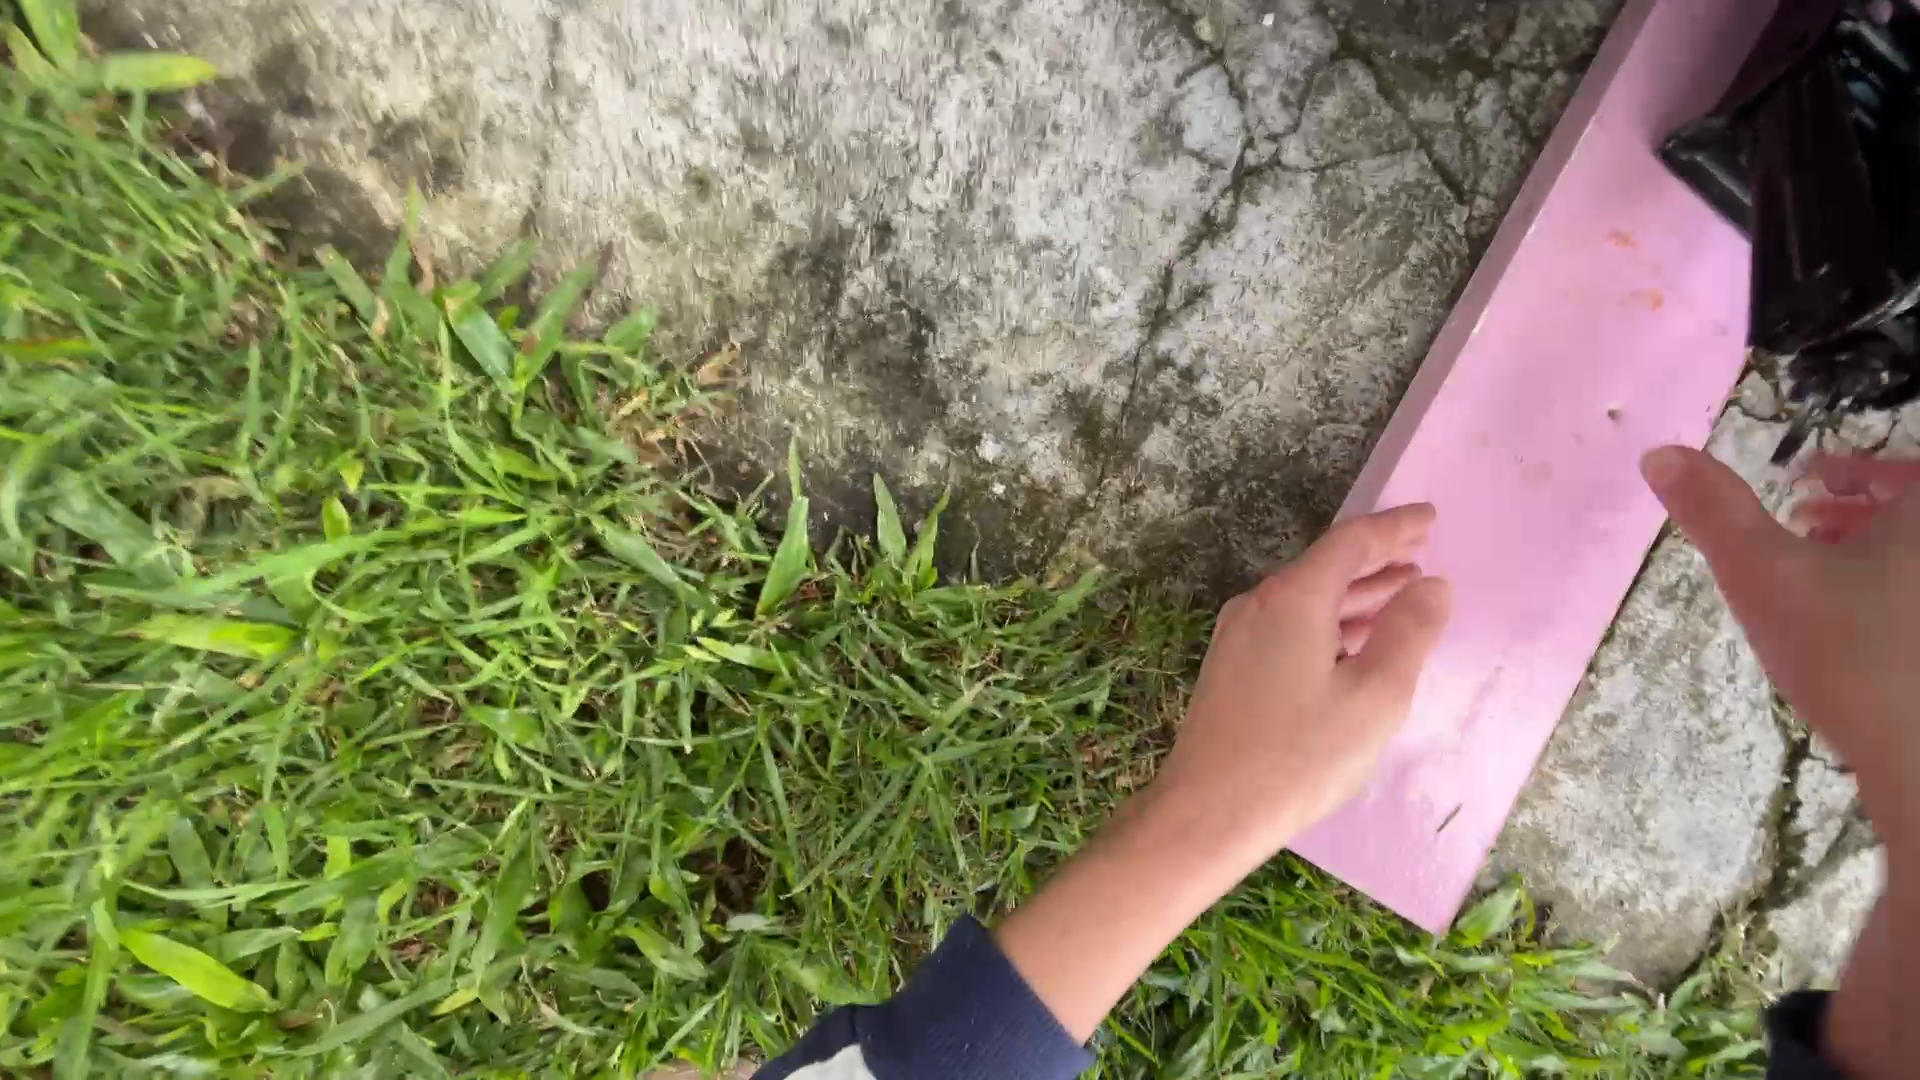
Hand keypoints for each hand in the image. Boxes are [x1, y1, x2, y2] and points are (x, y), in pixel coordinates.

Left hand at [991, 506, 1450, 1042]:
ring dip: (1355, 592)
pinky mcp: (1231, 663)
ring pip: (1306, 598)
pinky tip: (1354, 637)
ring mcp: (1237, 633)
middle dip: (1376, 557)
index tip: (1429, 518)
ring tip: (1402, 589)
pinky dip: (1328, 621)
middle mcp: (1257, 604)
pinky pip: (1288, 624)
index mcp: (1291, 598)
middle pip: (1323, 566)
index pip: (1349, 543)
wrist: (1211, 805)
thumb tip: (1431, 584)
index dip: (1394, 527)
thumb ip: (1408, 632)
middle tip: (1421, 549)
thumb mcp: (1375, 695)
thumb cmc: (1302, 754)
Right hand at [1640, 447, 1919, 839]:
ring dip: (1880, 548)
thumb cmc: (1844, 645)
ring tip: (1823, 572)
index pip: (1901, 469)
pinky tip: (1860, 621)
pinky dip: (1893, 588)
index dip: (1854, 468)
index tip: (1802, 480)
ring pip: (1916, 554)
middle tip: (1805, 522)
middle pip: (1916, 511)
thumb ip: (1712, 507)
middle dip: (1864, 510)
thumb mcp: (1757, 569)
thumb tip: (1660, 451)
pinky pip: (1912, 591)